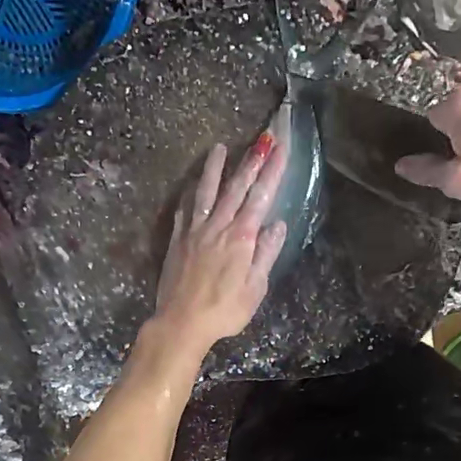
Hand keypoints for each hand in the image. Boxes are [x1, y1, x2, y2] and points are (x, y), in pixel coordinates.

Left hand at [150, 135, 288, 360]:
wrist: (181, 322)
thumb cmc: (224, 311)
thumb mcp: (255, 288)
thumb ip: (265, 254)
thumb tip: (277, 225)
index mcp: (241, 238)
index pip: (260, 197)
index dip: (272, 172)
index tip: (282, 149)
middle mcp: (218, 226)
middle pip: (236, 187)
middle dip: (252, 161)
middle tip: (263, 138)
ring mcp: (195, 231)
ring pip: (206, 192)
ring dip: (215, 168)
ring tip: (220, 147)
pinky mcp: (178, 240)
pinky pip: (185, 209)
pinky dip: (191, 194)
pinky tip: (192, 185)